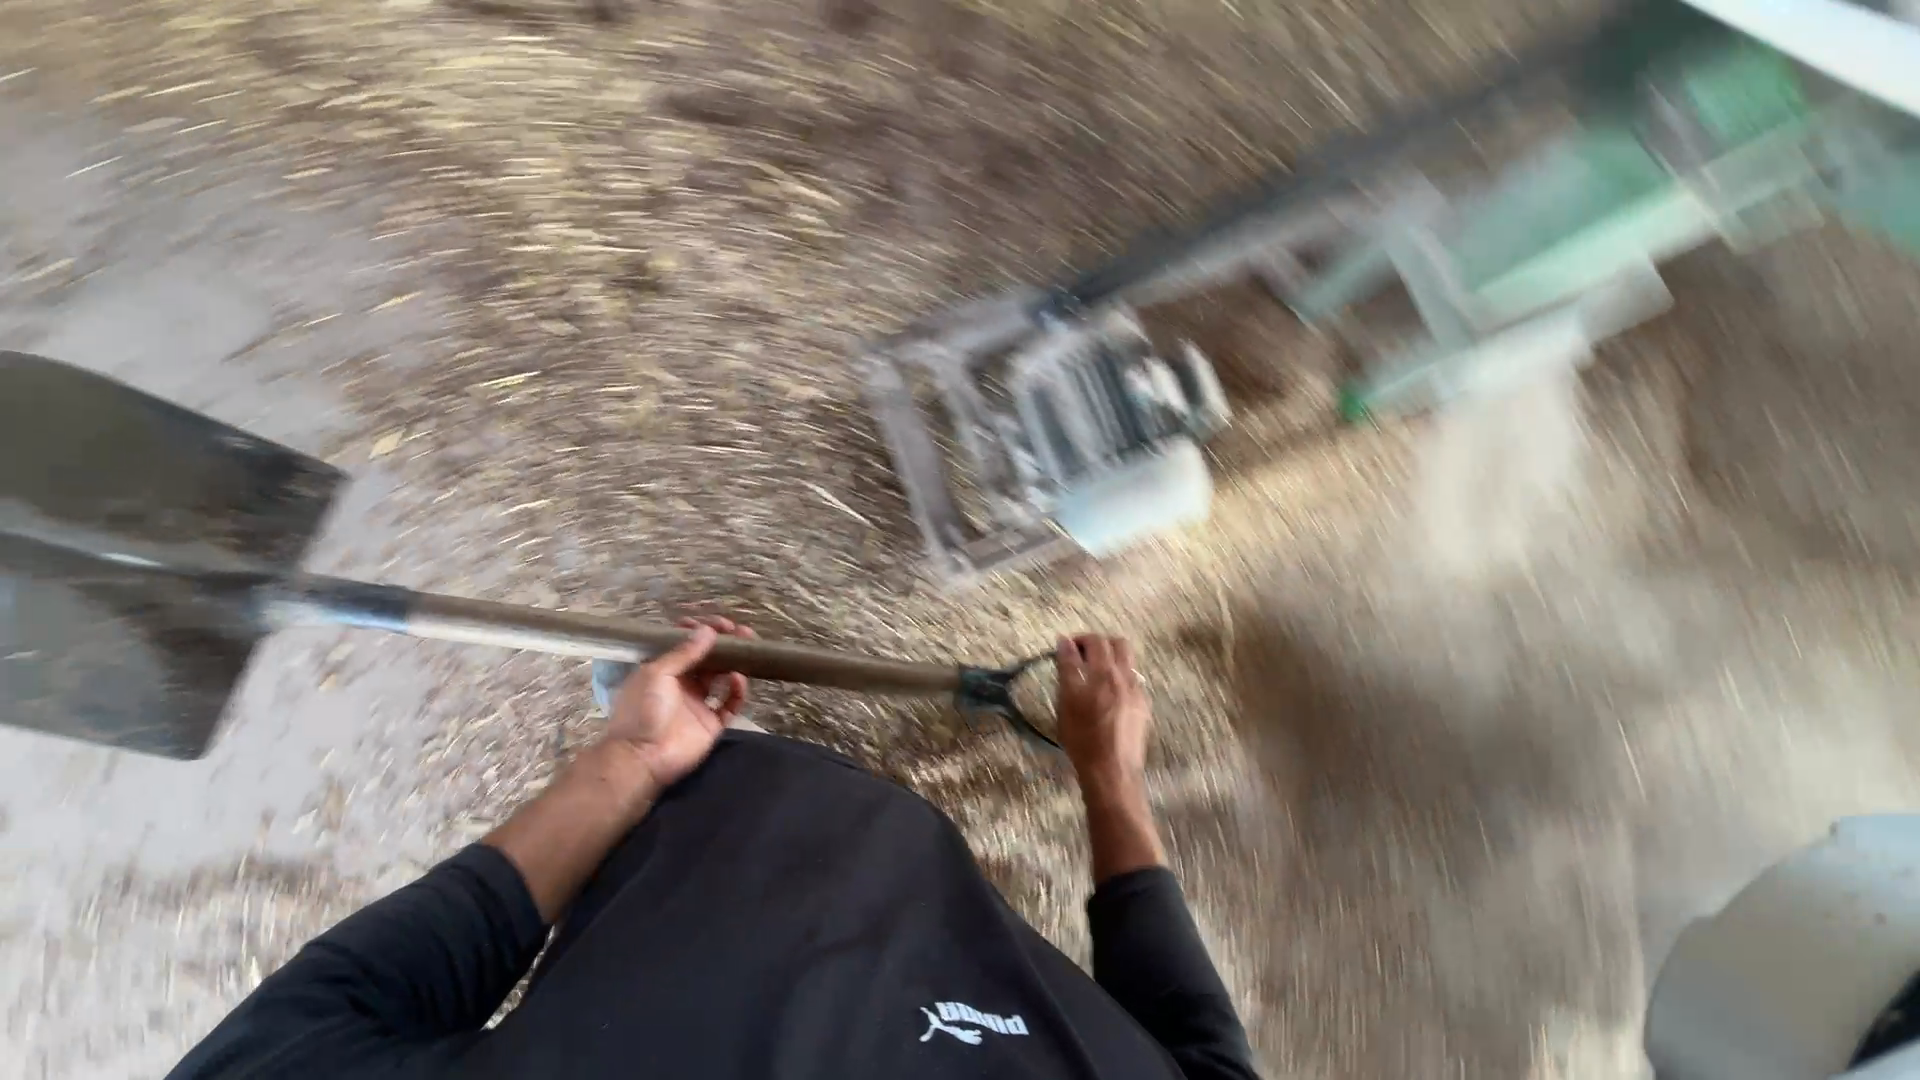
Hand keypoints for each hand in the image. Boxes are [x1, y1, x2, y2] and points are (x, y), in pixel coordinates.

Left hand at [602, 615, 754, 795]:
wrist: (642, 757)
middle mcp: (682, 684)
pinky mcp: (712, 723)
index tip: (718, 624)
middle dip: (725, 644)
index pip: (686, 645)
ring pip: (722, 678)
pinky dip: (737, 691)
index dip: (702, 632)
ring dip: (735, 663)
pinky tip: (739, 680)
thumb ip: (684, 652)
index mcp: (663, 670)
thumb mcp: (657, 674)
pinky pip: (730, 704)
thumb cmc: (642, 710)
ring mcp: (698, 703)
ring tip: (749, 651)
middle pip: (708, 659)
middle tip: (742, 632)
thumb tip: (709, 631)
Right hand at [1054, 634, 1151, 788]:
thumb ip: (1067, 667)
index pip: (1096, 641)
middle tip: (1082, 656)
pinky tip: (1107, 698)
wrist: (1111, 771)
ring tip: (1094, 677)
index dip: (1080, 639)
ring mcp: (1139, 693)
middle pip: (1119, 645)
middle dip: (1100, 644)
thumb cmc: (1082, 736)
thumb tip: (1065, 641)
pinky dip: (1119, 680)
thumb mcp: (1067, 700)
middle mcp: (1127, 678)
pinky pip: (1133, 683)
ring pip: (1128, 664)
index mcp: (1106, 672)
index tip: (1067, 647)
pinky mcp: (1143, 709)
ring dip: (1112, 661)